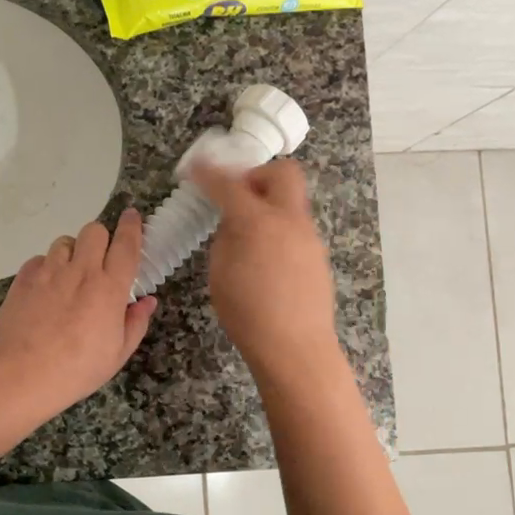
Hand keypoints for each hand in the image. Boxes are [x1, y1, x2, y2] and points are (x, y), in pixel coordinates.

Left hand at [0, 208, 157, 409]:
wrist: (22, 375)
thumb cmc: (77, 370)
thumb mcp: (117, 354)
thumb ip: (135, 323)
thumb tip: (147, 301)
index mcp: (109, 288)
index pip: (126, 245)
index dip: (132, 227)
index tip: (133, 217)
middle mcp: (80, 272)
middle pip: (94, 231)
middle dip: (101, 238)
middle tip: (100, 261)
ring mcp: (48, 272)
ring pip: (64, 242)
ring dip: (72, 252)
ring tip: (70, 276)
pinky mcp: (23, 279)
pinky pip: (39, 260)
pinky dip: (46, 268)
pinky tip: (45, 289)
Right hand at [189, 159, 339, 375]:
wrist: (294, 347)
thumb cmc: (247, 313)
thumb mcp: (220, 272)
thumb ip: (227, 238)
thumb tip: (234, 223)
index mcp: (257, 222)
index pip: (229, 185)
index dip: (209, 173)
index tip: (196, 168)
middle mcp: (289, 220)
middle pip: (282, 173)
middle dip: (257, 175)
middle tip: (237, 194)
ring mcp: (309, 237)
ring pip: (291, 201)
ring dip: (269, 204)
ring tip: (248, 233)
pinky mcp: (317, 255)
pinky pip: (296, 228)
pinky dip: (278, 229)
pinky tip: (265, 259)